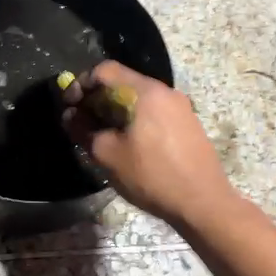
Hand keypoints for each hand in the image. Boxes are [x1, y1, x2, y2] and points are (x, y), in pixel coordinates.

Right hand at [61, 61, 235, 226]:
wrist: (205, 205)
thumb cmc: (153, 176)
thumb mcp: (108, 155)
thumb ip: (83, 130)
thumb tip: (70, 116)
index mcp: (145, 92)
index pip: (105, 70)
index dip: (81, 84)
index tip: (71, 106)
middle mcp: (165, 91)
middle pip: (122, 81)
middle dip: (97, 98)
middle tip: (83, 121)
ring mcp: (180, 107)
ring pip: (138, 97)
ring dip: (115, 109)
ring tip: (103, 134)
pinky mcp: (188, 124)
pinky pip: (153, 110)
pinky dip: (134, 118)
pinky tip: (129, 143)